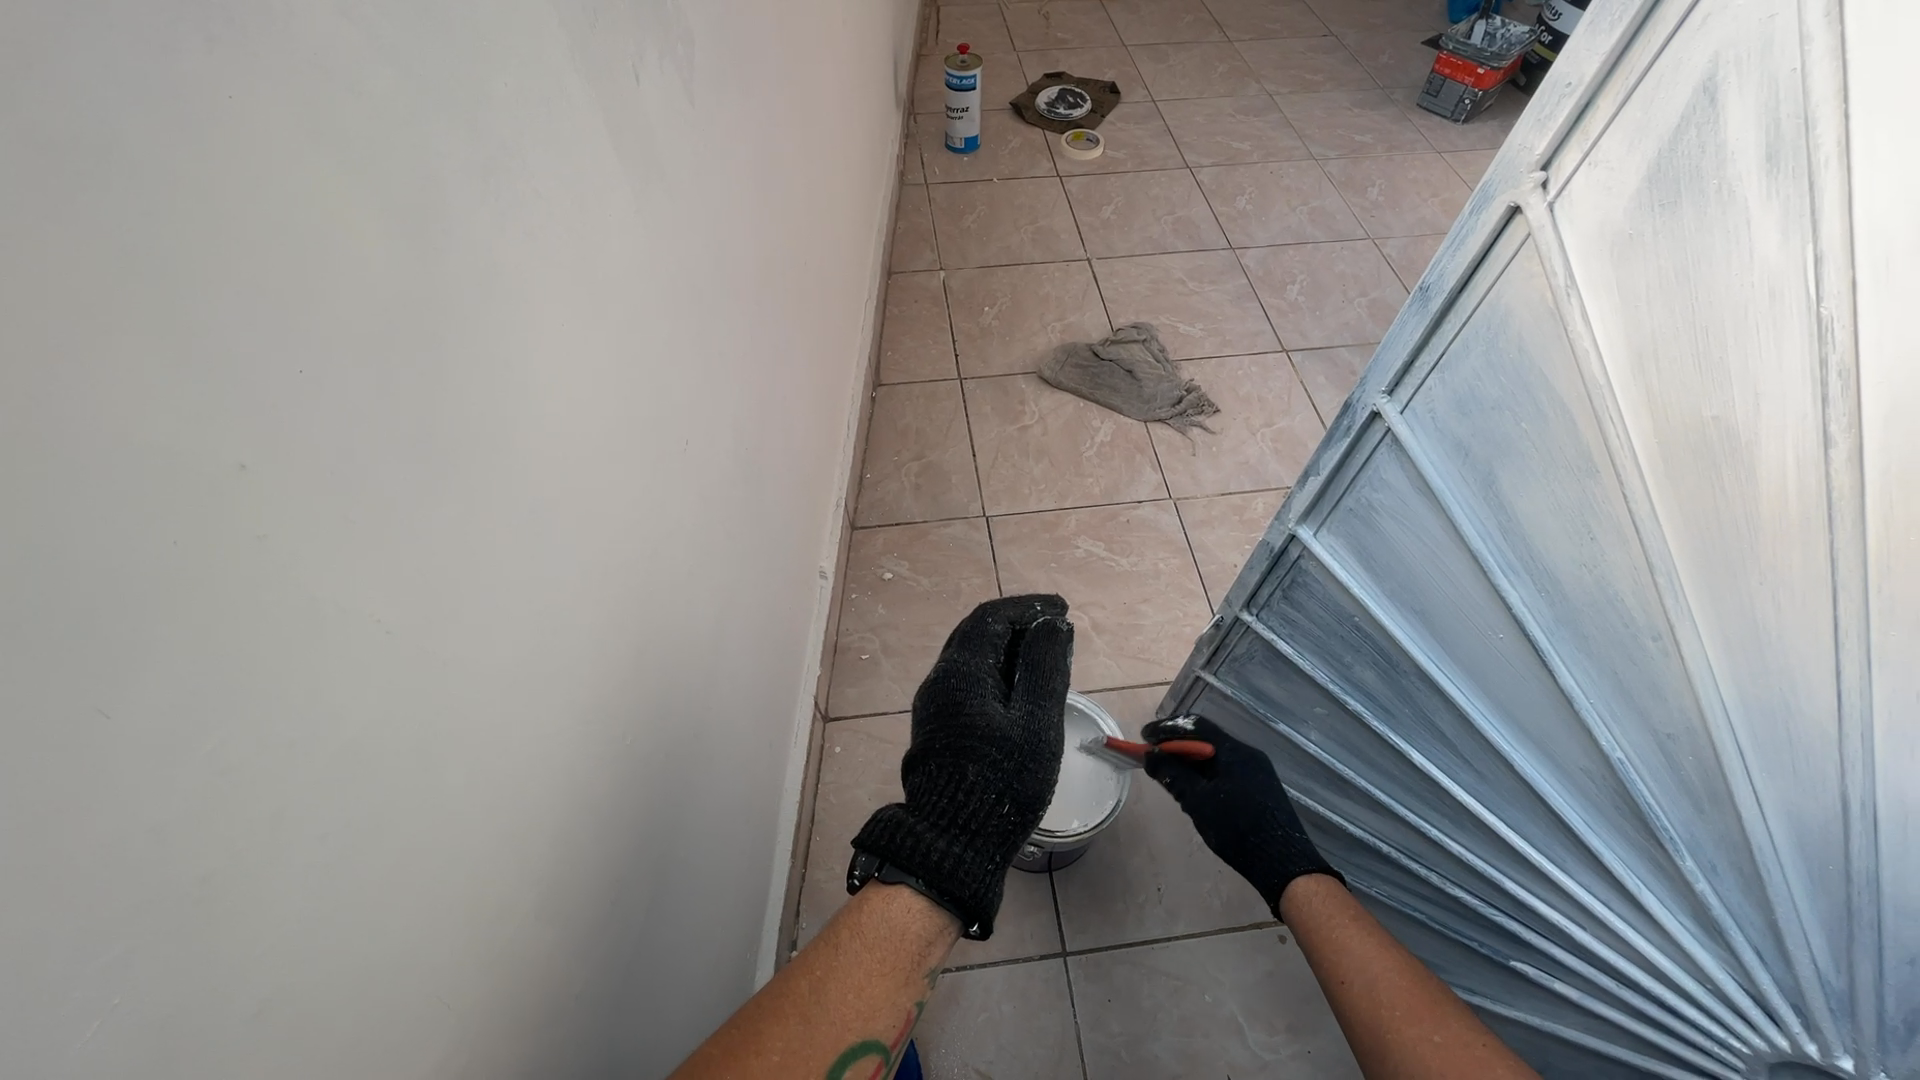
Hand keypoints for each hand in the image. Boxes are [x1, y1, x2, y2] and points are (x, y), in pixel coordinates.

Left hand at [850, 595, 1073, 938]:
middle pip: (979, 634)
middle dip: (1019, 625)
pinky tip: (1021, 688)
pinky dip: (998, 671)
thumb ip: (1044, 667)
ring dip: (1008, 649)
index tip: (1062, 609)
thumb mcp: (1036, 721)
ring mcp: (936, 704)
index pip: (992, 617)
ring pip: (973, 659)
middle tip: (1057, 629)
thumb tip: (1051, 624)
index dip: (1029, 607)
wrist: (952, 839)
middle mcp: (941, 680)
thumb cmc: (1002, 780)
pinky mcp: (939, 724)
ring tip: (1046, 655)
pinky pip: (970, 681)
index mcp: (961, 671)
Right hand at [1142, 715, 1341, 917]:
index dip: (1167, 729)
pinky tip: (1195, 792)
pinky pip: (1226, 771)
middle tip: (1155, 758)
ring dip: (1190, 762)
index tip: (1145, 737)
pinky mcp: (1260, 788)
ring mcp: (1257, 771)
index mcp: (1234, 751)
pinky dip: (1205, 774)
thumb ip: (1173, 775)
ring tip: (1170, 776)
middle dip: (1177, 746)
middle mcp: (1248, 754)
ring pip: (1216, 757)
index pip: (1196, 726)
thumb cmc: (1237, 829)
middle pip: (1206, 739)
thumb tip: (1150, 754)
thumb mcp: (1198, 802)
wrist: (1283, 863)